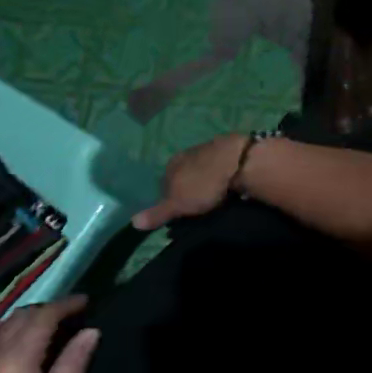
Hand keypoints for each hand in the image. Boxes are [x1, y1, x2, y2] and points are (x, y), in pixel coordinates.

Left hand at [0, 295, 99, 372]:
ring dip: (28, 318)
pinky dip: (12, 332)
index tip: (87, 301)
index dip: (65, 305)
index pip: (42, 317)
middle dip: (47, 308)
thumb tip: (91, 331)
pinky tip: (23, 347)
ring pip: (3, 328)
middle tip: (72, 312)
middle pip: (20, 317)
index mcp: (16, 358)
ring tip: (51, 325)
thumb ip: (72, 366)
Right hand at [132, 133, 248, 230]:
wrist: (238, 161)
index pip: (164, 185)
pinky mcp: (228, 150)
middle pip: (182, 177)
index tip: (180, 214)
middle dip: (188, 191)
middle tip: (198, 209)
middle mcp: (186, 154)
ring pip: (200, 171)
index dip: (170, 200)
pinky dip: (220, 177)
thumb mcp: (178, 204)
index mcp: (171, 164)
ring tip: (214, 200)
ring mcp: (207, 150)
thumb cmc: (203, 184)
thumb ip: (158, 213)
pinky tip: (227, 187)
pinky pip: (218, 168)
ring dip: (205, 183)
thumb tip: (133, 223)